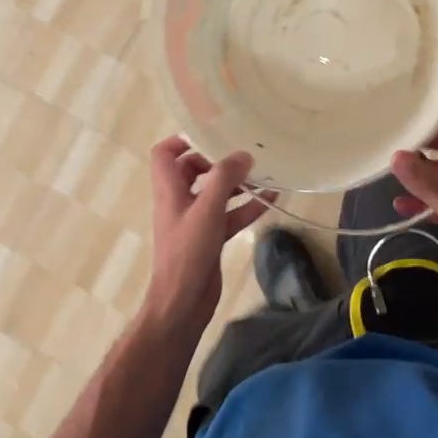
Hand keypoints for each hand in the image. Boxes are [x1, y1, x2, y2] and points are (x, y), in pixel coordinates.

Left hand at [144, 137, 270, 335]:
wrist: (183, 302)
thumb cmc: (188, 252)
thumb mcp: (206, 210)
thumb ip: (224, 178)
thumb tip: (243, 154)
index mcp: (169, 189)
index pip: (165, 154)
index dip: (183, 140)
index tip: (212, 134)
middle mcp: (180, 201)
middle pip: (194, 170)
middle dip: (218, 160)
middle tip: (243, 153)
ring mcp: (196, 220)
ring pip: (216, 193)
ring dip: (238, 183)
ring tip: (264, 172)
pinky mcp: (211, 238)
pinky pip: (230, 215)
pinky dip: (247, 207)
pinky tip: (271, 199)